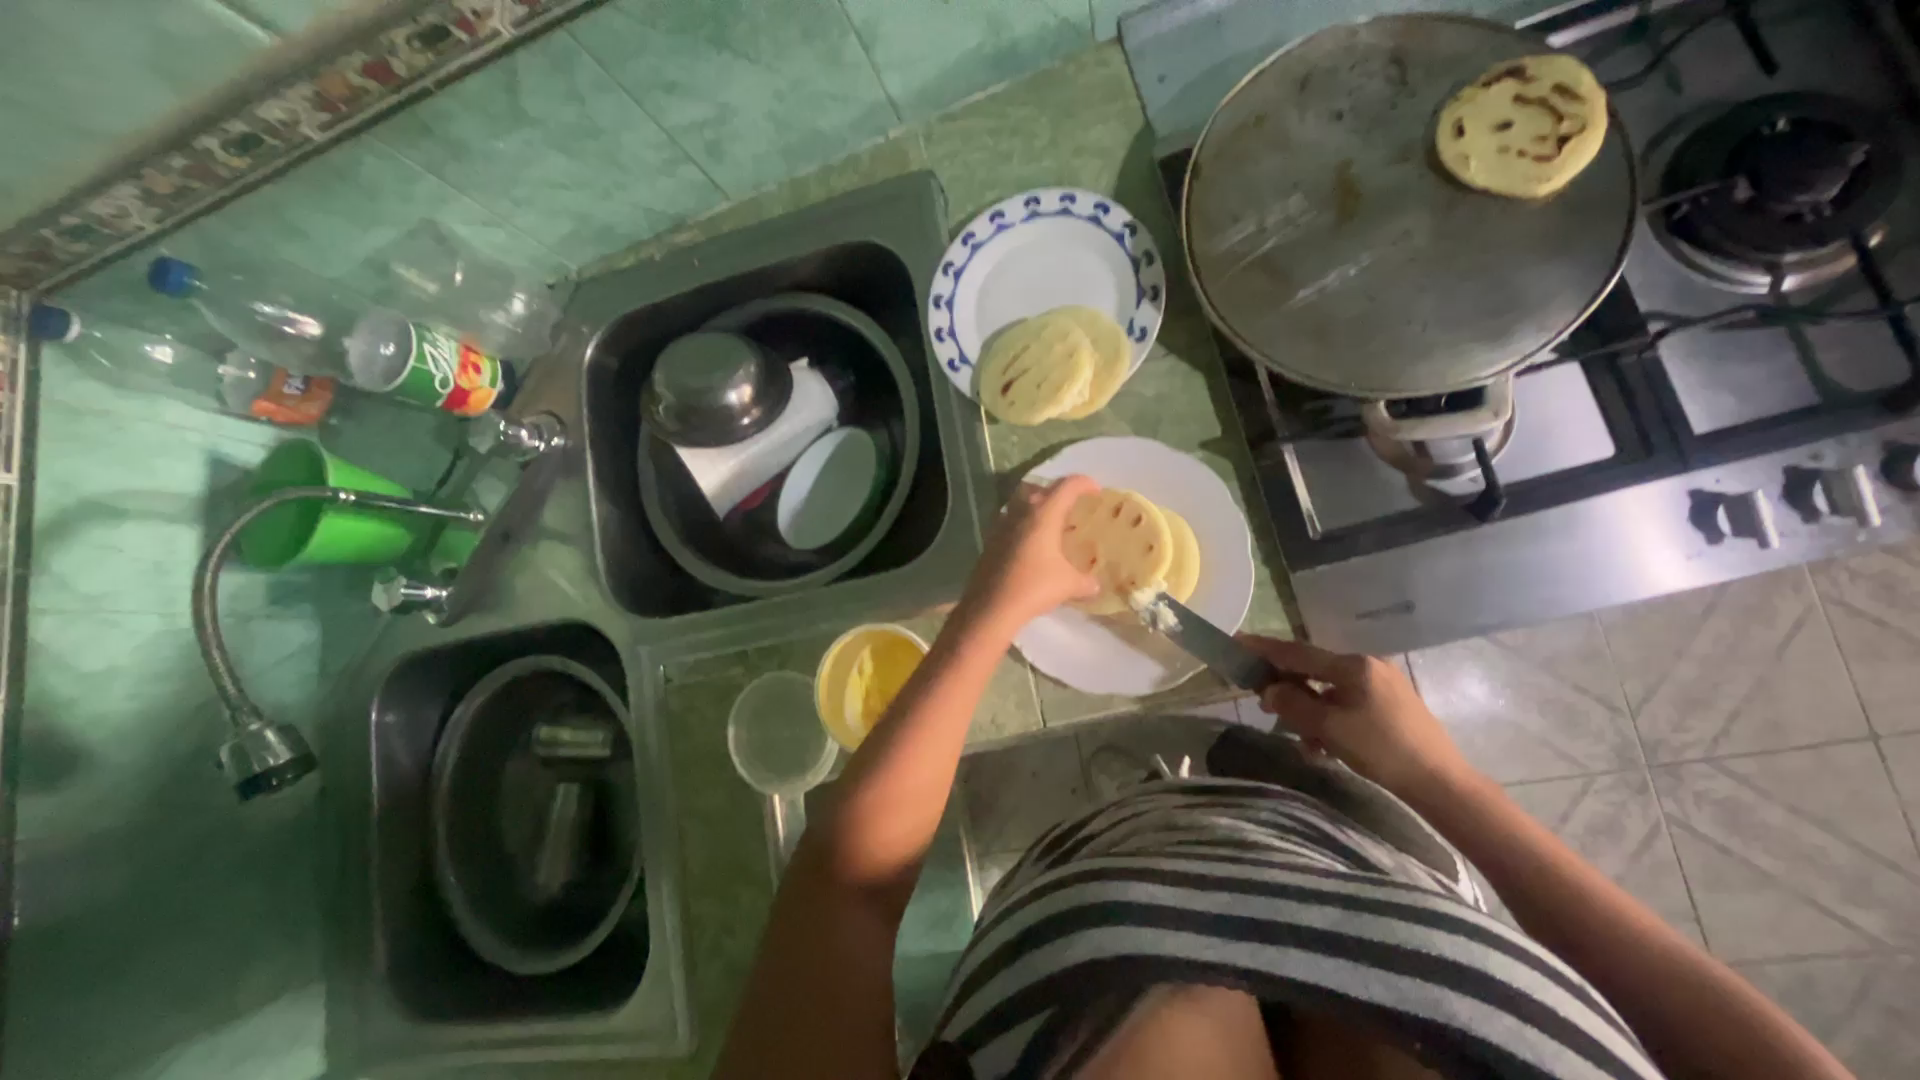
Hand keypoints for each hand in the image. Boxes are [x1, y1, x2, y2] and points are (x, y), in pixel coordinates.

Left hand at [959, 475, 1102, 629]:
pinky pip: (1008, 523)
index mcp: (1044, 514)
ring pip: (1019, 503)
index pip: (1066, 485)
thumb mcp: (1068, 585)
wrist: (991, 607)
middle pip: (1038, 488)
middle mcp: (1021, 512)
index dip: (1083, 483)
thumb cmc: (1034, 587)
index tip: (1095, 491)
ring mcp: (1001, 525)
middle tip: (1069, 508)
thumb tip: (1096, 585)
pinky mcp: (989, 541)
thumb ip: (1086, 582)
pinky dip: (1021, 527)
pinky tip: (1028, 546)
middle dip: (1055, 492)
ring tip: (1048, 525)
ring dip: (1034, 507)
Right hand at [1241, 635, 1476, 801]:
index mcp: (1353, 666)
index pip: (1297, 652)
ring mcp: (1383, 685)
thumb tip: (1269, 690)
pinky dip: (1330, 718)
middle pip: (1313, 670)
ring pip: (1330, 690)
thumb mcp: (1329, 728)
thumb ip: (1293, 704)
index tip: (1237, 642)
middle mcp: (1368, 667)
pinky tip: (1325, 744)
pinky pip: (1347, 703)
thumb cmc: (1382, 750)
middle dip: (1287, 687)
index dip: (1264, 649)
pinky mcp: (1392, 705)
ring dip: (1309, 710)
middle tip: (1265, 706)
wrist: (1440, 782)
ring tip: (1300, 738)